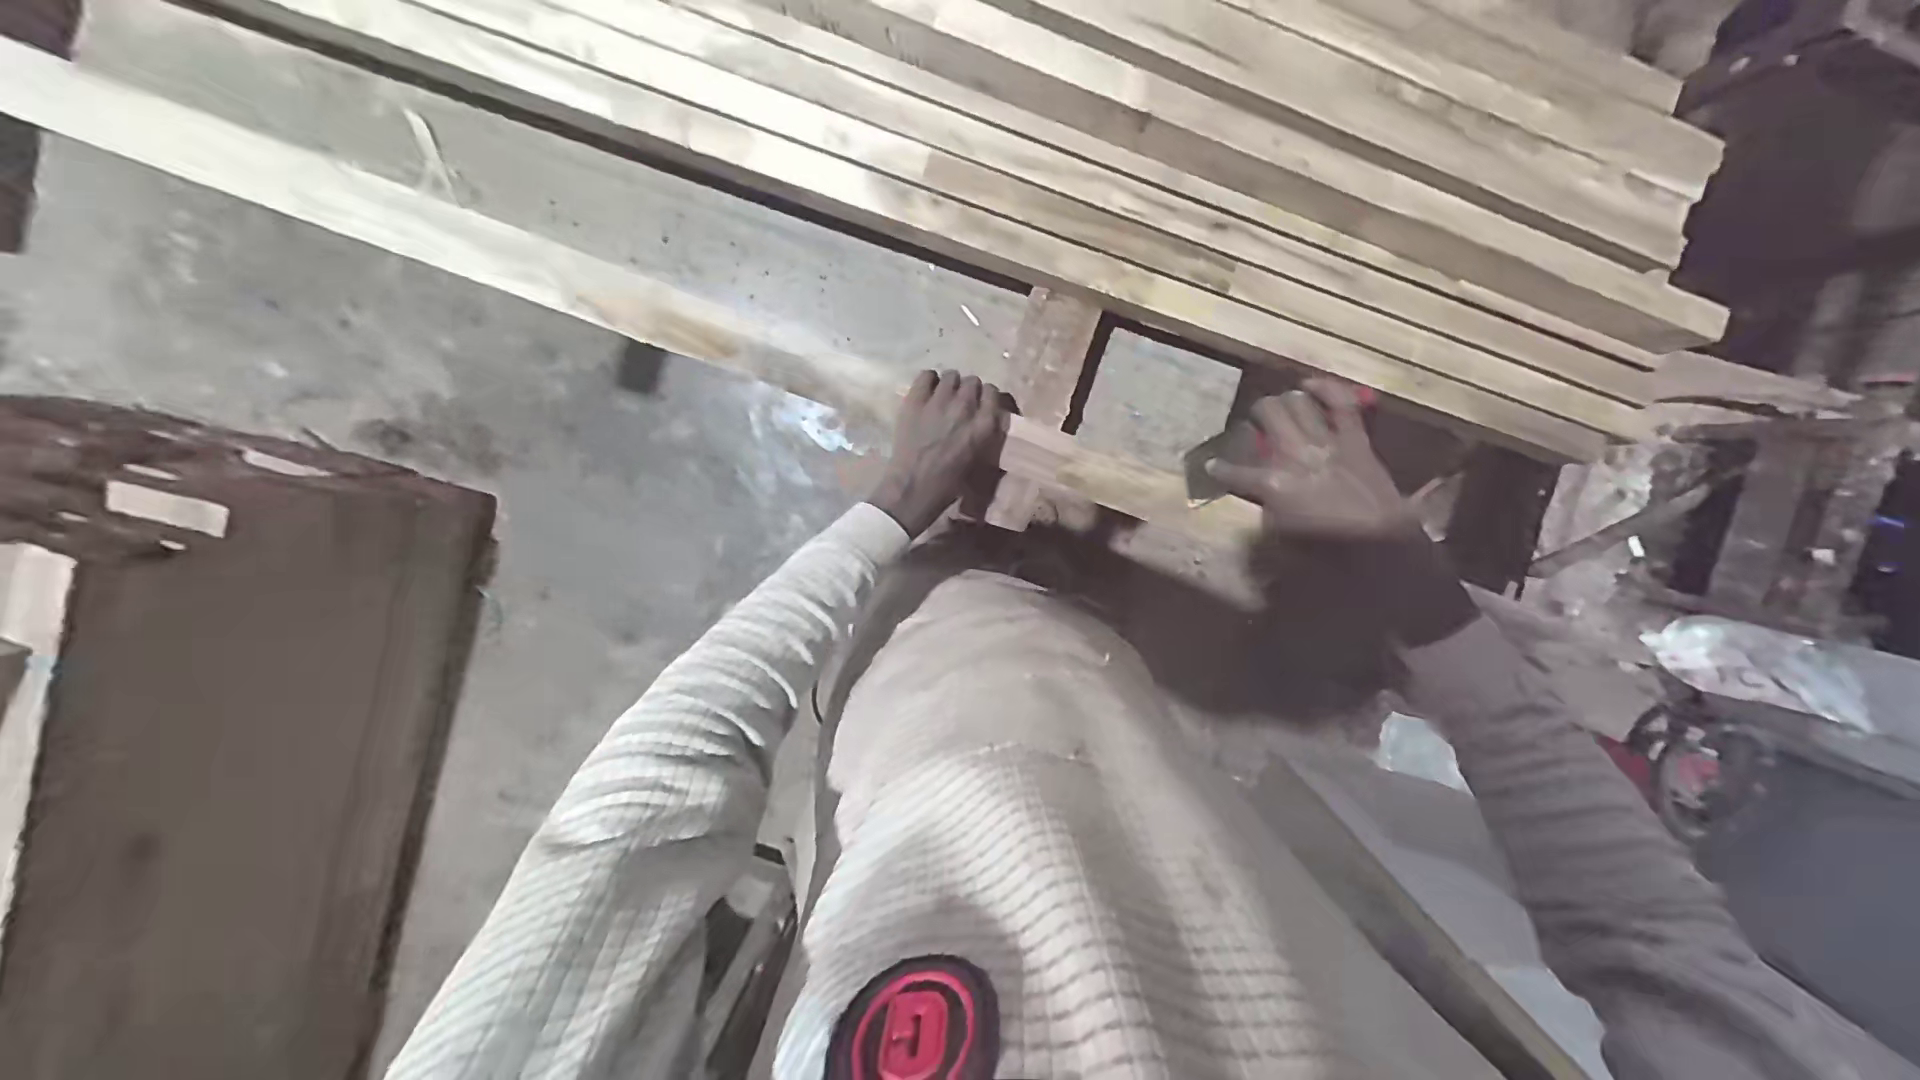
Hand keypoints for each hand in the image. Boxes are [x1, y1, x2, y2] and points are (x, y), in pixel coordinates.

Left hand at [868, 369, 1007, 536]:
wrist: (914, 487)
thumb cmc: (949, 484)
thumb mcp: (979, 461)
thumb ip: (985, 436)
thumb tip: (985, 422)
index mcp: (984, 425)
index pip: (993, 393)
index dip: (986, 398)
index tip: (980, 405)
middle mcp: (965, 407)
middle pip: (973, 381)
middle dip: (968, 391)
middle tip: (959, 405)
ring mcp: (939, 400)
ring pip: (951, 375)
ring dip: (950, 385)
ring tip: (942, 398)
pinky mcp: (915, 400)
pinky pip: (926, 375)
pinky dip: (929, 382)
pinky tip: (926, 394)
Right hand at [1206, 378, 1416, 540]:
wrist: (1380, 538)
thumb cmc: (1326, 544)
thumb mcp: (1281, 533)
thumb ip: (1265, 507)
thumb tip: (1262, 493)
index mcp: (1270, 483)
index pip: (1232, 472)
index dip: (1218, 469)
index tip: (1211, 466)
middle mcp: (1292, 454)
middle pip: (1266, 413)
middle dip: (1256, 414)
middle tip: (1256, 422)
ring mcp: (1324, 441)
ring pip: (1297, 402)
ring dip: (1285, 402)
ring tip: (1282, 407)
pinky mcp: (1353, 437)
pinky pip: (1340, 403)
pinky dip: (1325, 389)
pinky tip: (1310, 385)